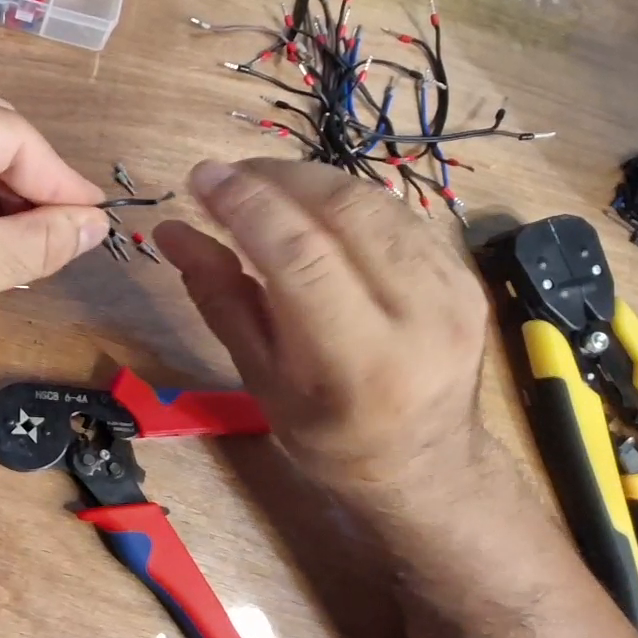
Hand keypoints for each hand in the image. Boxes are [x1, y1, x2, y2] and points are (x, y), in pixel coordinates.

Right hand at [154, 159, 492, 522]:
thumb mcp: (258, 376)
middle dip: (276, 178)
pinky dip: (342, 197)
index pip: (300, 255)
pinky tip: (308, 205)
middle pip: (344, 211)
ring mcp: (454, 288)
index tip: (201, 176)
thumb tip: (171, 231)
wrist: (424, 462)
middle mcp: (418, 314)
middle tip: (225, 175)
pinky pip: (396, 211)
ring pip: (373, 200)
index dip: (247, 205)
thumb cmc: (324, 432)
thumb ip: (218, 297)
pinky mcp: (466, 272)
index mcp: (358, 359)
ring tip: (258, 183)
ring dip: (307, 179)